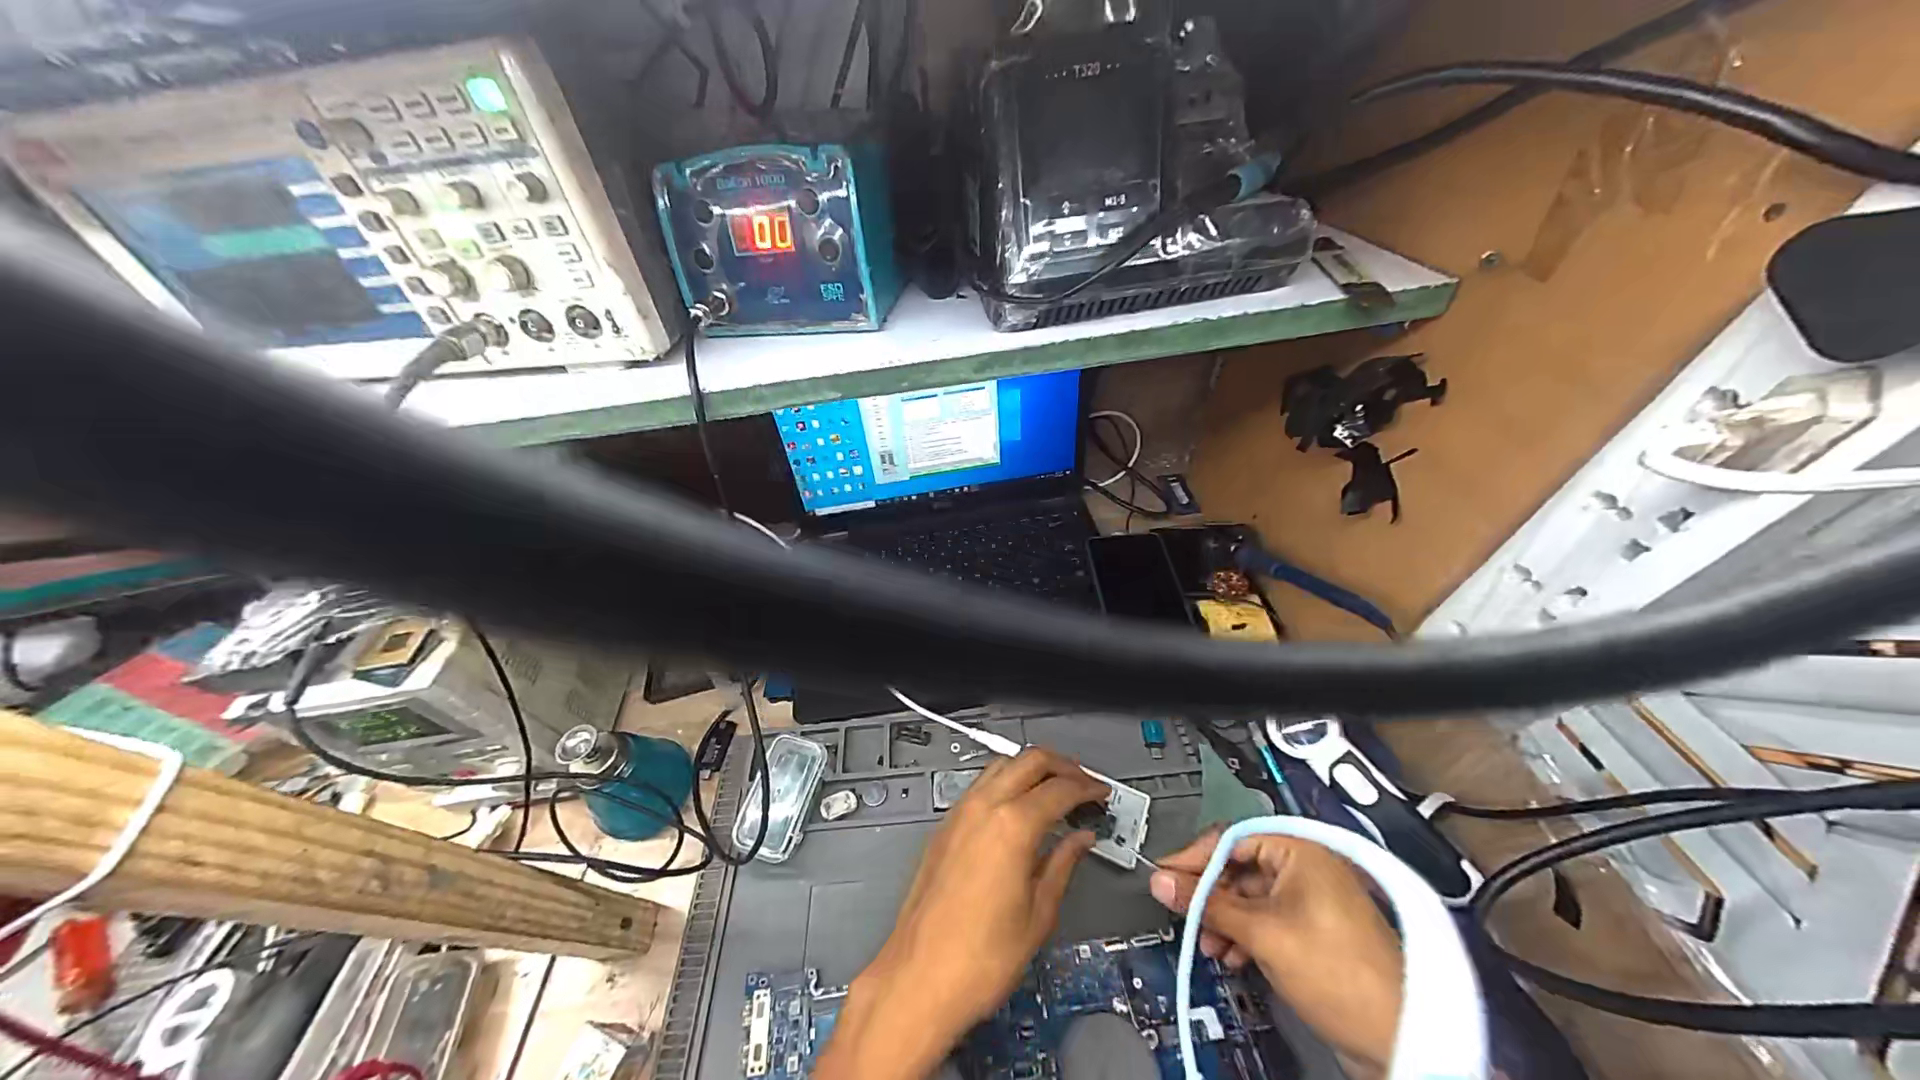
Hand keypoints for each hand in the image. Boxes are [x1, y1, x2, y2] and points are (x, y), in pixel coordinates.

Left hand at [814, 748, 1107, 1079]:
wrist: (920, 978)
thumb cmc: (978, 959)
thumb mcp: (1038, 914)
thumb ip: (1062, 864)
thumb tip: (1080, 841)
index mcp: (1011, 826)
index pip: (1060, 788)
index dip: (1087, 788)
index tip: (1101, 795)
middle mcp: (982, 808)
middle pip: (1030, 760)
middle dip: (1063, 765)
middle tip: (1084, 783)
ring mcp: (959, 814)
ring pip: (1002, 765)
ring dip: (1032, 768)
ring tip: (1055, 790)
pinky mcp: (945, 827)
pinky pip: (981, 785)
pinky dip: (1006, 782)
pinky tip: (1019, 807)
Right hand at [1150, 827, 1403, 1074]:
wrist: (1399, 1039)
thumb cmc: (1343, 975)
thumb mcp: (1261, 932)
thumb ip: (1207, 903)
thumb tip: (1164, 882)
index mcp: (1301, 851)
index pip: (1232, 838)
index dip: (1195, 857)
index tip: (1167, 875)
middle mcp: (1307, 869)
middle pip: (1239, 868)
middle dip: (1210, 895)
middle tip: (1182, 911)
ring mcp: (1311, 901)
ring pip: (1249, 897)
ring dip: (1223, 919)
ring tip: (1208, 942)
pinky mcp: (1313, 932)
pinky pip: (1264, 919)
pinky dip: (1243, 934)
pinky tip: (1231, 954)